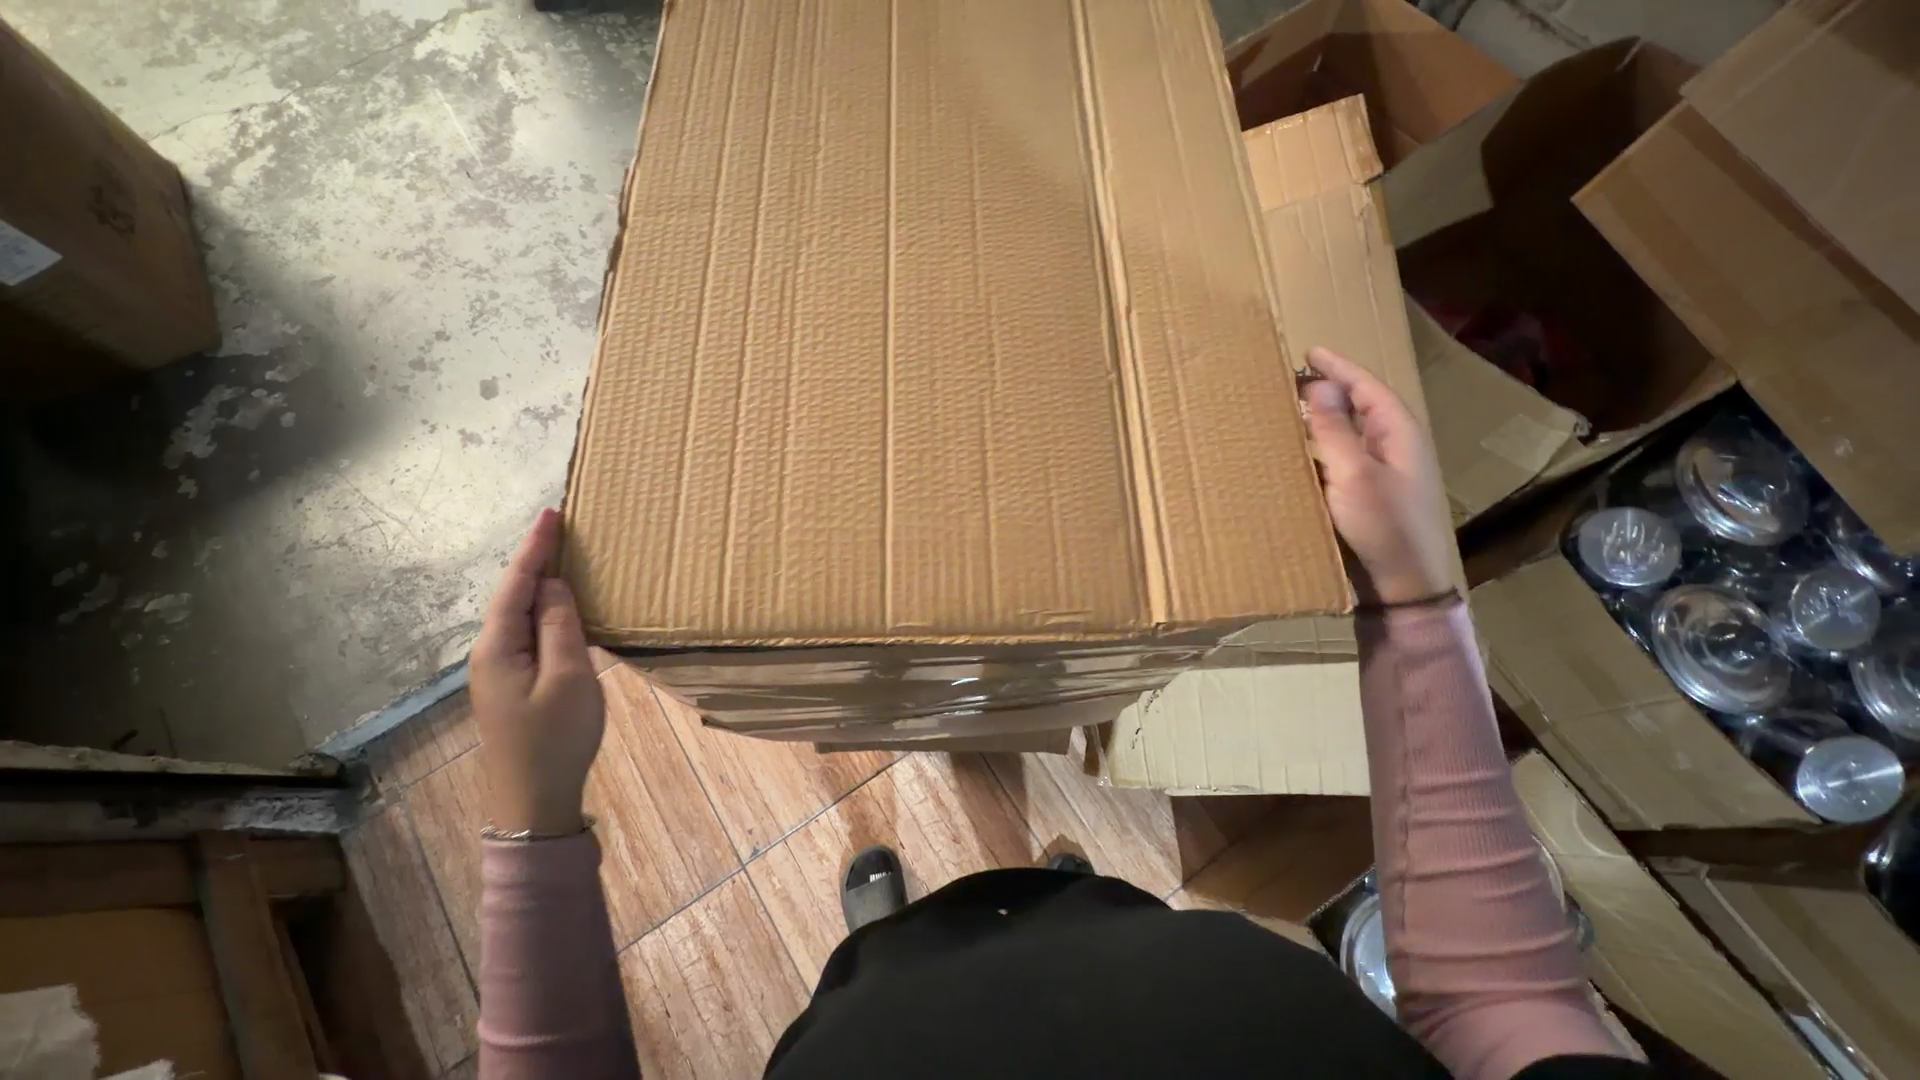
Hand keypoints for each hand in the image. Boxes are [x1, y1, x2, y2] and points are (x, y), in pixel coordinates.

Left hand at [470, 508, 604, 834]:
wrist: (533, 802)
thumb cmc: (554, 738)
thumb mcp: (568, 677)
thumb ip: (559, 625)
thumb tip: (552, 586)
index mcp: (499, 646)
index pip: (517, 583)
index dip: (536, 547)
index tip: (552, 513)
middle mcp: (491, 653)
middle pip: (513, 595)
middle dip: (536, 560)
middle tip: (562, 529)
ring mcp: (500, 672)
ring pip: (521, 616)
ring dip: (541, 586)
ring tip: (565, 559)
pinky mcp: (514, 687)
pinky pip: (529, 635)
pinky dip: (546, 613)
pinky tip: (562, 610)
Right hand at [1302, 347, 1454, 606]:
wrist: (1403, 586)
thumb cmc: (1384, 528)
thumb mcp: (1355, 474)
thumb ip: (1336, 429)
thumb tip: (1319, 386)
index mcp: (1399, 435)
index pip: (1368, 388)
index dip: (1340, 368)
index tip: (1310, 352)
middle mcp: (1392, 449)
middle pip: (1359, 409)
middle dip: (1328, 391)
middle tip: (1291, 380)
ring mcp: (1380, 476)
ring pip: (1348, 436)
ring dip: (1320, 423)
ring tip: (1288, 412)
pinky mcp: (1365, 500)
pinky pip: (1339, 463)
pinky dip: (1317, 453)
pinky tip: (1295, 457)